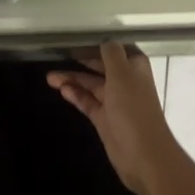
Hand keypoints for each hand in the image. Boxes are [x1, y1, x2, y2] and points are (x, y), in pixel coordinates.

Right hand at [48, 43, 181, 194]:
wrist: (143, 156)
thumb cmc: (133, 109)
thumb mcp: (122, 74)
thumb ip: (111, 53)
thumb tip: (104, 40)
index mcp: (134, 67)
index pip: (113, 48)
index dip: (96, 43)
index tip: (75, 38)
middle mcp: (125, 81)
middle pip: (99, 65)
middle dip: (80, 60)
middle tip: (57, 54)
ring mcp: (114, 101)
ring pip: (91, 84)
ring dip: (72, 79)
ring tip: (50, 77)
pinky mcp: (105, 119)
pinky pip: (87, 102)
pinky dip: (76, 95)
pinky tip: (62, 90)